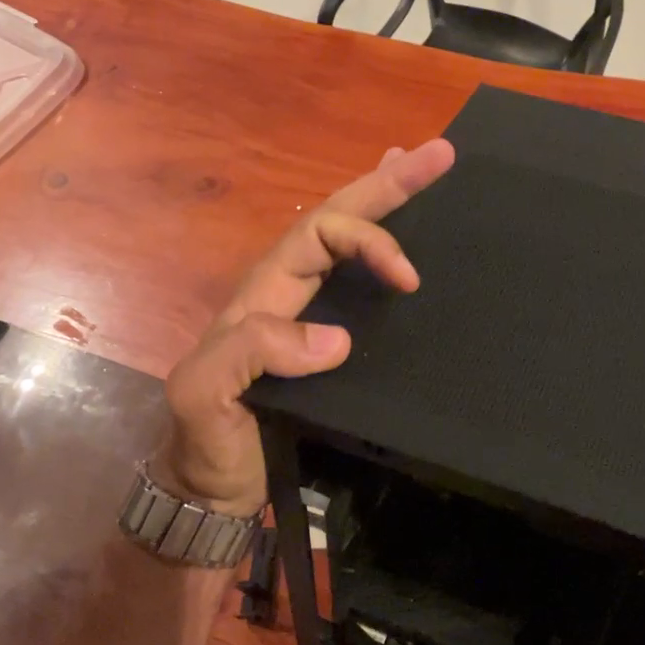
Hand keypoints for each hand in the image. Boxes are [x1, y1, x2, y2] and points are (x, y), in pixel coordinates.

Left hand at [150, 139, 456, 517]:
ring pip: (344, 245)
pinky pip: (354, 288)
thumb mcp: (206, 395)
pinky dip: (379, 257)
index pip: (320, 236)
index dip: (369, 241)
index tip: (409, 280)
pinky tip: (405, 250)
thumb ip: (252, 352)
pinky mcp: (323, 350)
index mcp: (263, 293)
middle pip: (336, 221)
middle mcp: (286, 294)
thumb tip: (337, 338)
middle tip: (438, 153)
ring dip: (382, 205)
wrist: (210, 490)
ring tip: (416, 170)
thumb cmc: (207, 442)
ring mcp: (305, 320)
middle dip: (386, 186)